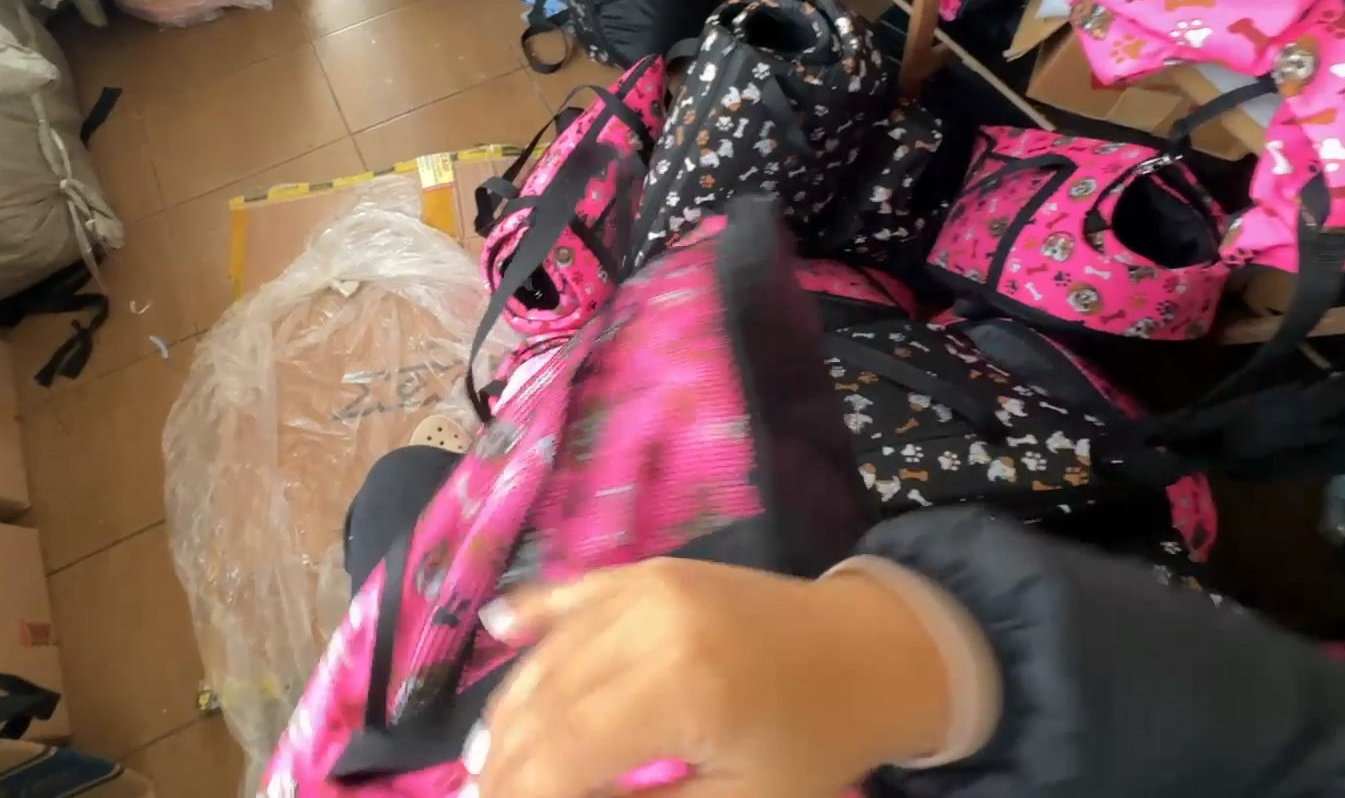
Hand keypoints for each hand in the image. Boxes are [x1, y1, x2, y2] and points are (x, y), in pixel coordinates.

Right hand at [473, 558, 952, 797]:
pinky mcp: (649, 568)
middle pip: (550, 698)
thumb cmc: (811, 741)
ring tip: (485, 749)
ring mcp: (646, 583)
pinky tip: (495, 627)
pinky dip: (534, 612)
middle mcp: (649, 622)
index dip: (522, 790)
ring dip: (512, 701)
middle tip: (480, 791)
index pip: (569, 750)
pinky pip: (577, 590)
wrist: (863, 647)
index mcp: (680, 688)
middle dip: (508, 755)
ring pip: (553, 648)